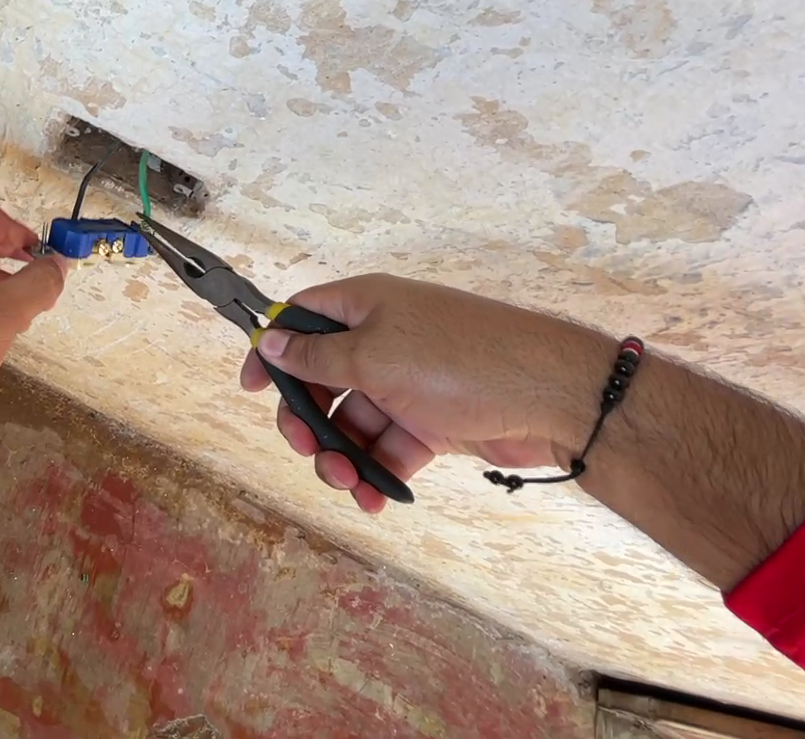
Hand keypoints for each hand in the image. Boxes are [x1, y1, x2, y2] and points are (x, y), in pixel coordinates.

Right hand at [238, 274, 618, 512]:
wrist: (554, 398)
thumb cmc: (455, 360)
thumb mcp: (373, 355)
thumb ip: (315, 354)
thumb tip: (269, 340)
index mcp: (363, 307)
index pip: (300, 319)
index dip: (272, 348)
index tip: (250, 386)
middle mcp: (378, 341)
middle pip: (320, 379)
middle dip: (306, 418)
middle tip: (304, 447)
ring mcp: (402, 383)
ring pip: (351, 420)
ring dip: (342, 454)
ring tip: (348, 483)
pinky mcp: (427, 421)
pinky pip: (387, 446)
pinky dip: (377, 471)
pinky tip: (375, 497)